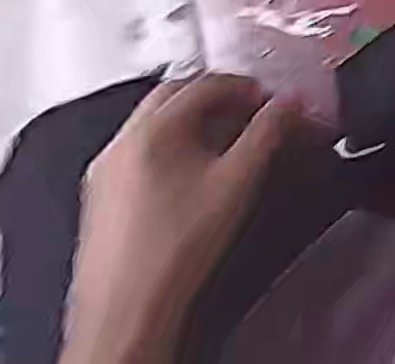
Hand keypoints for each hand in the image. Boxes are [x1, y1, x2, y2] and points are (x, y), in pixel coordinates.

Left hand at [62, 75, 296, 363]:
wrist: (128, 310)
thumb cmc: (178, 247)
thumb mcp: (241, 177)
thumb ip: (271, 130)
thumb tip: (290, 102)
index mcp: (153, 133)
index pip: (207, 84)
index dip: (247, 85)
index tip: (270, 98)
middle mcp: (122, 145)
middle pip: (175, 93)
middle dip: (219, 94)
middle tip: (251, 105)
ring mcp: (107, 171)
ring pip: (157, 120)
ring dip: (198, 116)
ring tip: (232, 133)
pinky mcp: (104, 194)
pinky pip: (145, 146)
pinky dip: (178, 139)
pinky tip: (202, 164)